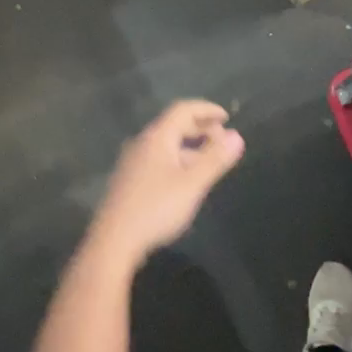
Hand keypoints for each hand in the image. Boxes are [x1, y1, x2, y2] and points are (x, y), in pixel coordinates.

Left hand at [85, 100, 244, 262]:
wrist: (113, 241)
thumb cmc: (156, 209)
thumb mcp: (192, 185)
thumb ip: (214, 159)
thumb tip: (237, 136)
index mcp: (157, 138)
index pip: (183, 110)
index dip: (206, 110)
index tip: (227, 118)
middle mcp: (142, 144)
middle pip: (173, 125)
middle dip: (201, 128)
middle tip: (222, 140)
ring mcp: (133, 162)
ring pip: (167, 145)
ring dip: (191, 147)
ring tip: (210, 161)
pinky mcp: (130, 181)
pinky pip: (159, 160)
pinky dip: (178, 160)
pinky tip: (187, 180)